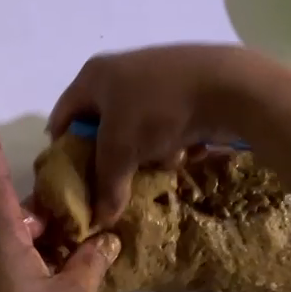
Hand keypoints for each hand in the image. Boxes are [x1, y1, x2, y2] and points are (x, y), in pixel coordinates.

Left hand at [0, 122, 118, 291]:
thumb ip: (90, 261)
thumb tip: (104, 240)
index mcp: (2, 244)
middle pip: (13, 213)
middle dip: (45, 205)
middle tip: (81, 199)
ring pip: (15, 237)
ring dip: (45, 232)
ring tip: (83, 234)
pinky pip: (14, 257)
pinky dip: (38, 252)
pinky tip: (67, 263)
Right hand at [46, 44, 260, 224]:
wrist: (228, 84)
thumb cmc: (156, 110)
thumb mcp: (121, 151)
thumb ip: (106, 185)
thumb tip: (101, 220)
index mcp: (93, 76)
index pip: (62, 117)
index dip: (62, 151)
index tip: (71, 181)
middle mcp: (119, 72)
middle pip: (102, 125)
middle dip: (110, 156)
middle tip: (114, 182)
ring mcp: (155, 78)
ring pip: (136, 128)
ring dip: (144, 152)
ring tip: (158, 167)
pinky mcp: (185, 88)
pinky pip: (165, 124)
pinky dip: (170, 142)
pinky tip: (184, 153)